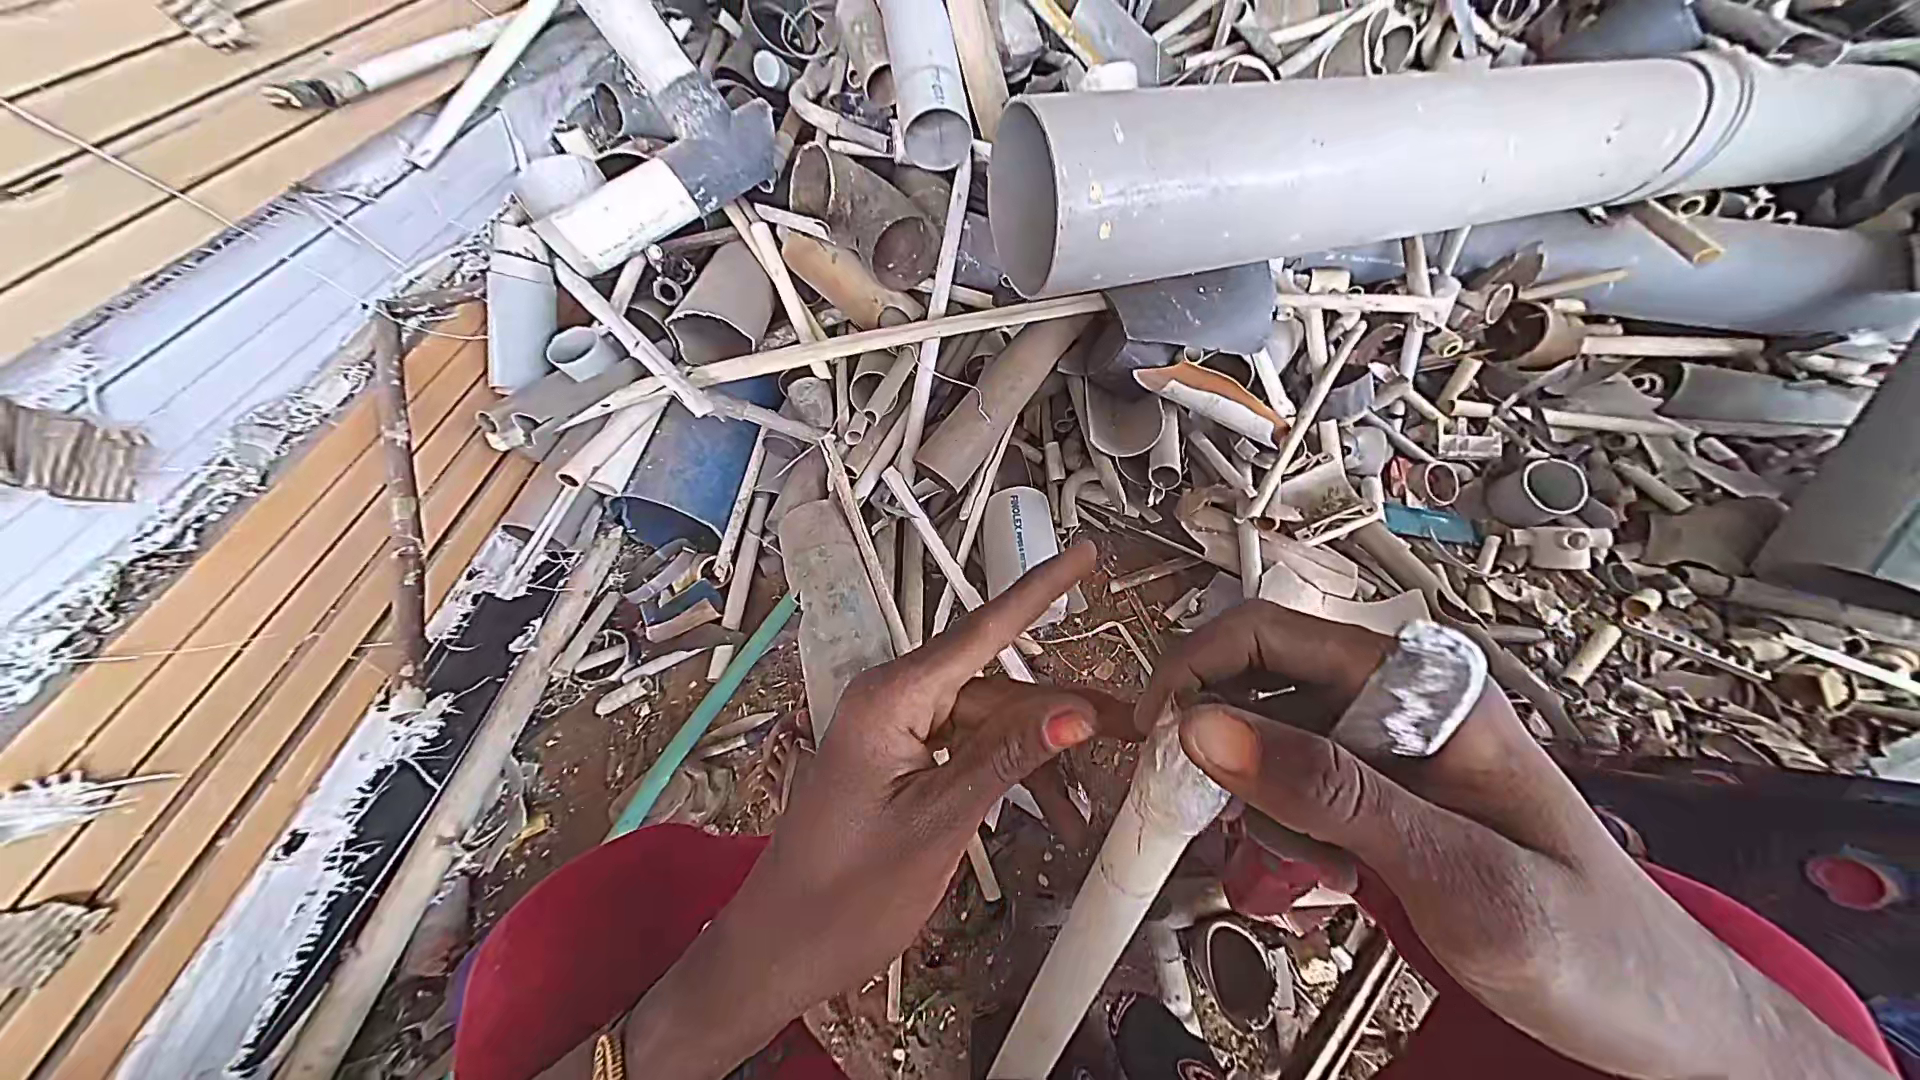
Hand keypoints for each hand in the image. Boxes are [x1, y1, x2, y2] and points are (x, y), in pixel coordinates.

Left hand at [627, 540, 1130, 1078]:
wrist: (781, 948)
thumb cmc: (845, 896)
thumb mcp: (939, 824)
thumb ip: (1008, 760)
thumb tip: (1076, 715)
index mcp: (891, 697)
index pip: (982, 630)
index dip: (1040, 590)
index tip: (1082, 555)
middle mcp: (895, 696)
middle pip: (999, 685)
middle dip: (1063, 708)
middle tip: (1132, 724)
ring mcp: (900, 724)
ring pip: (991, 720)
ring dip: (1039, 754)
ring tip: (1088, 795)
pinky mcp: (905, 751)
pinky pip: (970, 745)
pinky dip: (1009, 771)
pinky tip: (1047, 806)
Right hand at [1142, 600, 1892, 1079]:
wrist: (1655, 1021)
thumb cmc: (1588, 948)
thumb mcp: (1458, 874)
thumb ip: (1330, 794)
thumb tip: (1200, 728)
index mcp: (1415, 679)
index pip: (1266, 633)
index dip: (1195, 669)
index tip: (1156, 734)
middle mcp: (1384, 691)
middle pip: (1250, 678)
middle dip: (1215, 741)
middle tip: (1205, 810)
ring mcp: (1370, 735)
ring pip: (1254, 731)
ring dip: (1251, 793)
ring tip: (1311, 864)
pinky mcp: (1360, 777)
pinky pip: (1277, 775)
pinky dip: (1271, 818)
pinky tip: (1323, 867)